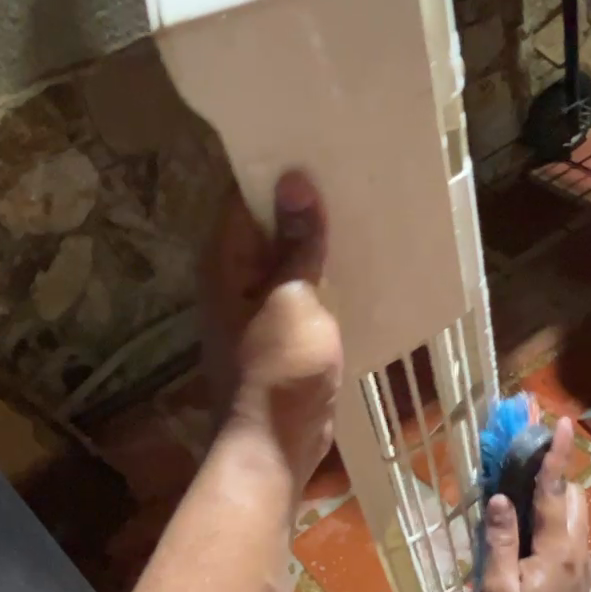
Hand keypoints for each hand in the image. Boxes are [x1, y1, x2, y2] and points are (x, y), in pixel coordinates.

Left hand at [199, 171, 343, 487]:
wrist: (275, 446)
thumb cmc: (280, 372)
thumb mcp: (295, 300)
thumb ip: (298, 244)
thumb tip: (294, 180)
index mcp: (227, 262)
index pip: (246, 195)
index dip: (280, 170)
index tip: (320, 145)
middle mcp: (235, 278)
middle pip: (269, 226)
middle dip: (306, 204)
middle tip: (354, 172)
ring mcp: (257, 308)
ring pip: (289, 261)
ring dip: (319, 245)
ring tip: (363, 210)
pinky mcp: (281, 334)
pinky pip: (302, 294)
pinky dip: (324, 280)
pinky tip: (358, 265)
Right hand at [478, 418, 590, 591]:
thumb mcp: (498, 591)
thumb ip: (499, 542)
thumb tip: (498, 498)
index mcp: (555, 547)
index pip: (554, 490)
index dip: (555, 454)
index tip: (560, 421)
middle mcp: (573, 545)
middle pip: (569, 493)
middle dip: (552, 467)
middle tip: (522, 450)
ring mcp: (576, 558)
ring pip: (569, 509)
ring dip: (550, 488)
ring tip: (517, 478)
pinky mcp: (572, 569)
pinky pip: (562, 526)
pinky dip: (547, 509)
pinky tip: (521, 517)